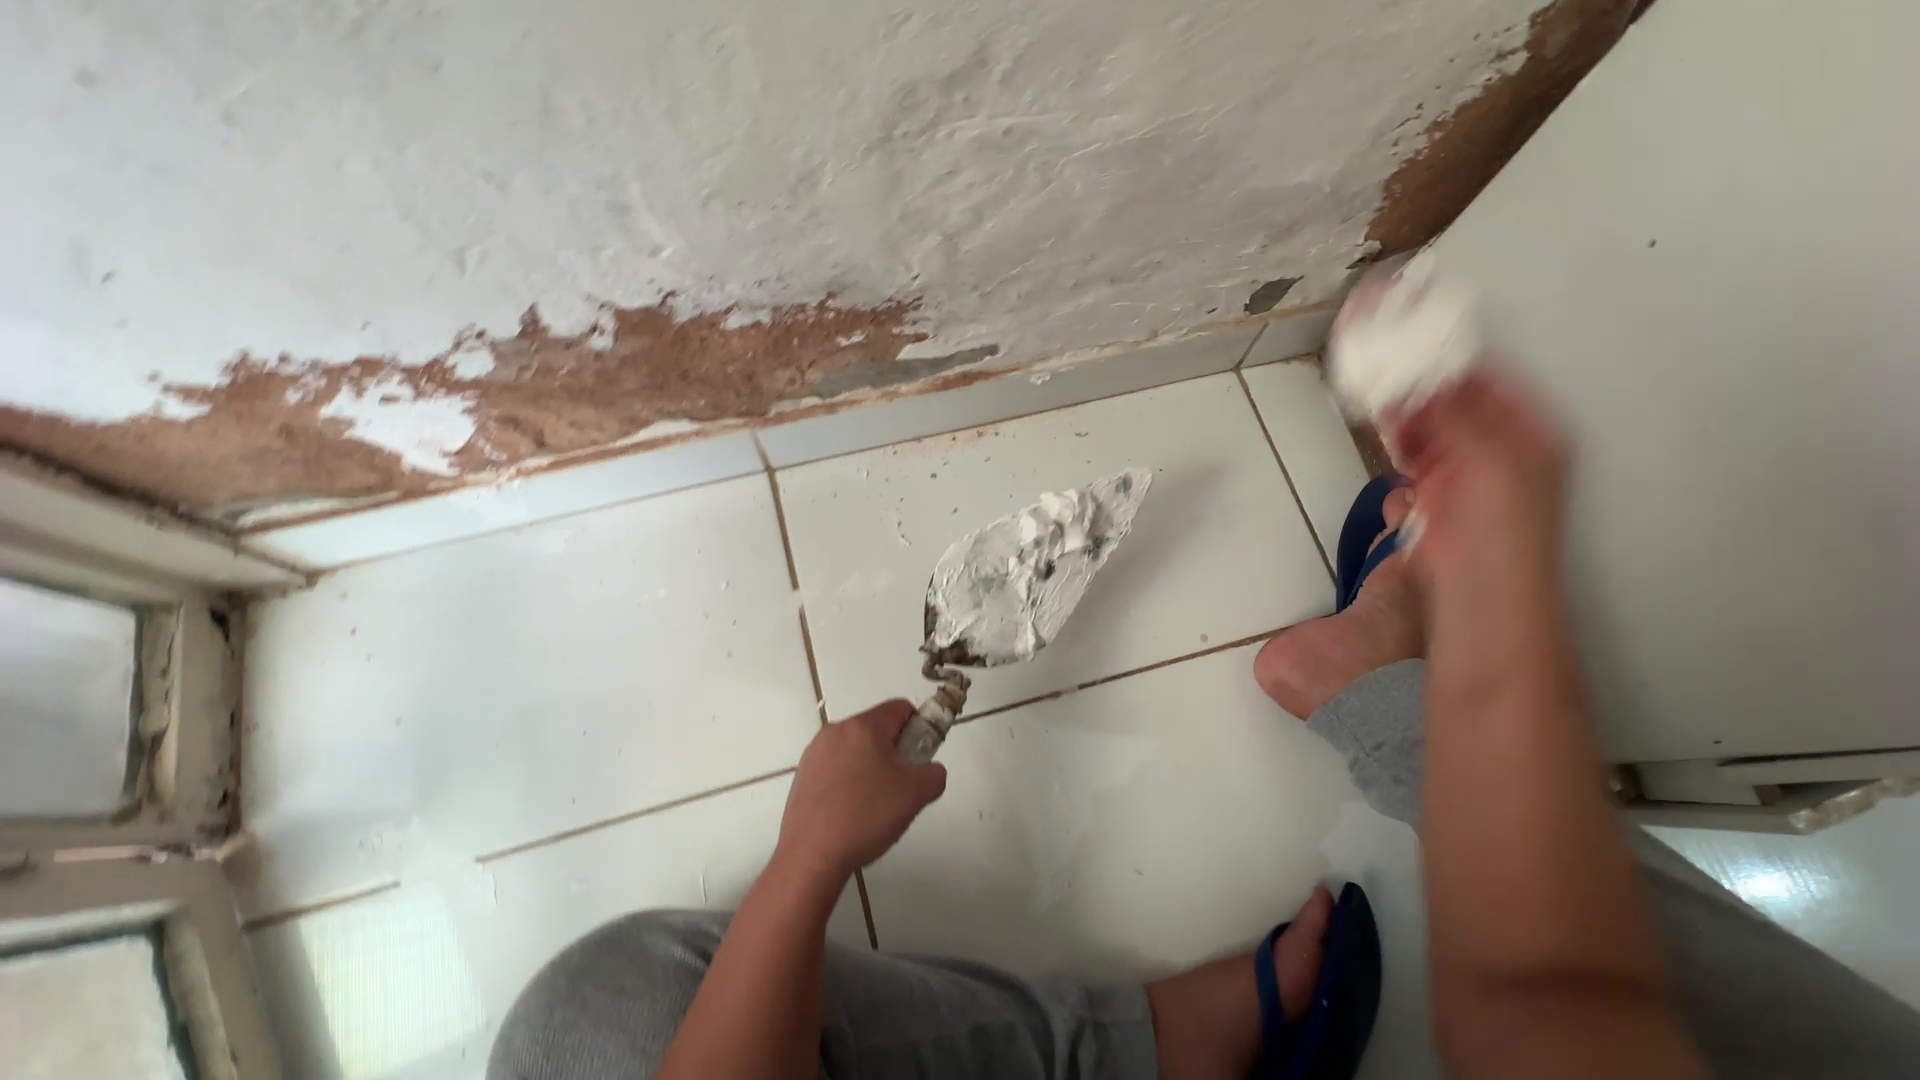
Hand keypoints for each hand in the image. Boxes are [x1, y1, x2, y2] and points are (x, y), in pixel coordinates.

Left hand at [775, 700, 947, 882]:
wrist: (812, 857)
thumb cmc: (867, 817)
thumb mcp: (917, 794)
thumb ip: (935, 773)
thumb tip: (930, 771)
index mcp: (862, 727)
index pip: (901, 709)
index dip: (919, 729)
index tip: (920, 760)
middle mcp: (835, 732)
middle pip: (877, 730)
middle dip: (895, 753)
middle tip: (901, 788)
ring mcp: (814, 754)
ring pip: (856, 752)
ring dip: (872, 769)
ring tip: (875, 807)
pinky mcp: (802, 777)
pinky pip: (836, 770)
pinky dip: (849, 784)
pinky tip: (852, 814)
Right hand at [1390, 367, 1570, 622]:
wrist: (1482, 601)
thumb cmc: (1506, 541)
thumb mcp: (1489, 463)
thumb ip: (1456, 413)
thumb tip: (1425, 370)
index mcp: (1529, 428)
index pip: (1484, 371)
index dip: (1442, 346)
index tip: (1404, 326)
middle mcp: (1499, 442)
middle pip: (1450, 390)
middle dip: (1413, 370)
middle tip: (1376, 347)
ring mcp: (1465, 466)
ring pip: (1427, 417)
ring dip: (1399, 399)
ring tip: (1372, 376)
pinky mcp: (1435, 489)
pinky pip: (1411, 447)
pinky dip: (1393, 431)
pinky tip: (1379, 417)